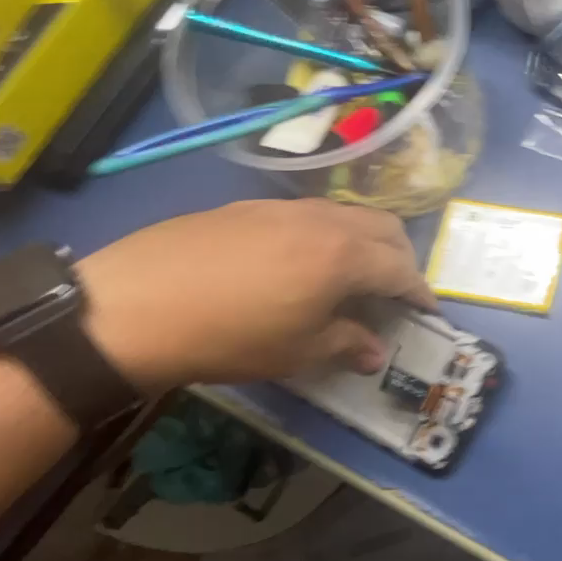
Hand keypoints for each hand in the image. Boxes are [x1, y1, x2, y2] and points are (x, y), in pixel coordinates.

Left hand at [75, 199, 435, 391]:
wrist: (133, 306)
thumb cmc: (230, 337)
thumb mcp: (298, 352)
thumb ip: (347, 344)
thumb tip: (374, 351)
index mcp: (344, 256)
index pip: (401, 269)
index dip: (420, 293)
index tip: (428, 312)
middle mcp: (323, 221)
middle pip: (384, 227)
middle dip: (401, 257)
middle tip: (396, 291)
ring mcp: (282, 208)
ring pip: (346, 214)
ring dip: (365, 241)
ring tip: (352, 276)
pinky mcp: (247, 208)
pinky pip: (308, 215)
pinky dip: (327, 235)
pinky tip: (302, 264)